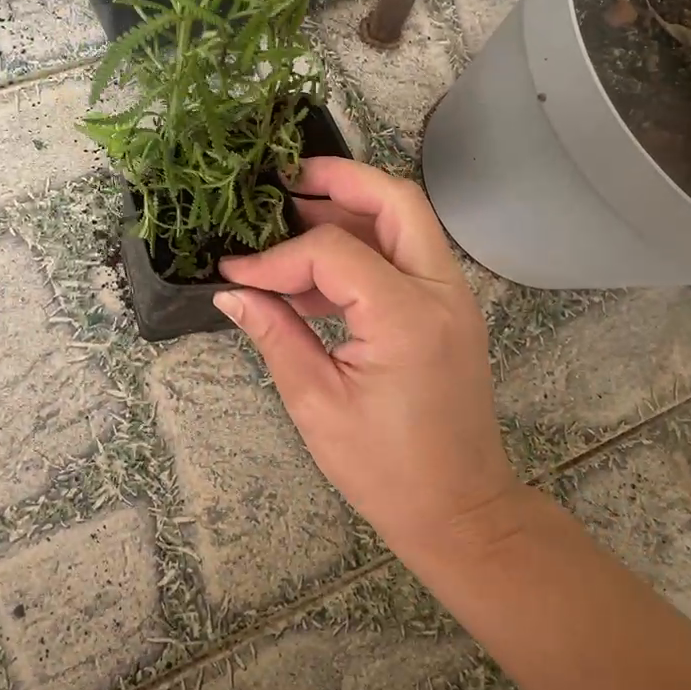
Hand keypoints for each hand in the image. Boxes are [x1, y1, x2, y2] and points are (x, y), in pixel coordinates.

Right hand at [213, 157, 521, 562]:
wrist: (460, 511)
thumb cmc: (385, 469)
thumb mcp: (316, 403)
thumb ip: (275, 334)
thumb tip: (230, 291)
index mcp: (407, 318)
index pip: (333, 252)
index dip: (276, 258)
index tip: (234, 272)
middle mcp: (441, 292)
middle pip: (396, 200)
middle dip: (339, 179)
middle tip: (286, 178)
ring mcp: (452, 297)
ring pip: (407, 219)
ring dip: (352, 207)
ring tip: (293, 214)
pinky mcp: (448, 309)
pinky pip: (406, 253)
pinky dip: (364, 245)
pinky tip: (316, 274)